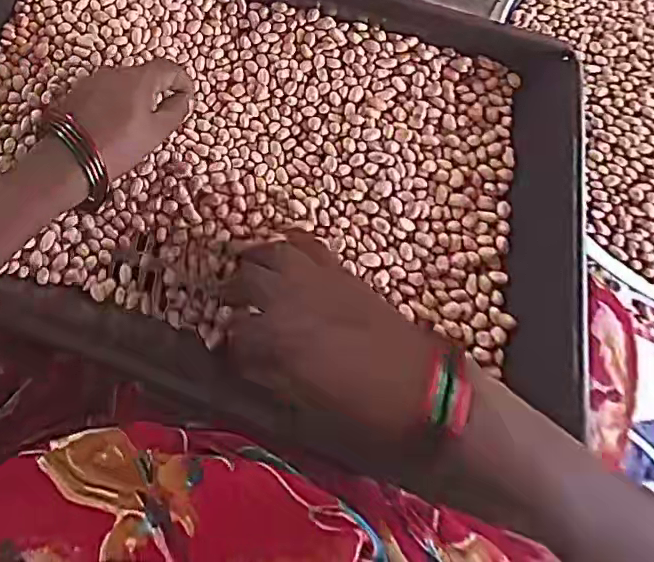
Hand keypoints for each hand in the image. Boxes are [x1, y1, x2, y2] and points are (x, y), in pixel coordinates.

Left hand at [56, 59, 192, 183]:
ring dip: (133, 99)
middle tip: (160, 117)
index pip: (168, 67)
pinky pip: (103, 93)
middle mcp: (114, 72)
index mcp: (138, 78)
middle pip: (144, 75)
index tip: (186, 97)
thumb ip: (175, 110)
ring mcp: (93, 80)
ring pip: (122, 84)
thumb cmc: (117, 146)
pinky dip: (112, 104)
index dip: (182, 81)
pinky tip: (111, 125)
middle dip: (156, 92)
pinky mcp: (76, 92)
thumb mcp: (155, 132)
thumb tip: (183, 98)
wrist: (68, 158)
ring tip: (133, 126)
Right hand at [225, 234, 448, 446]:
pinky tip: (282, 250)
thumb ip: (270, 377)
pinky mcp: (338, 271)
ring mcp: (314, 278)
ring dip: (253, 262)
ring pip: (269, 252)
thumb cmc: (367, 409)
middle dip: (230, 294)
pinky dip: (289, 244)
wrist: (426, 390)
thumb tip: (246, 362)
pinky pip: (305, 244)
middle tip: (229, 305)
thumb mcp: (309, 404)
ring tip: (247, 270)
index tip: (227, 350)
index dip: (228, 343)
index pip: (235, 332)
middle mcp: (289, 298)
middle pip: (244, 281)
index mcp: (278, 337)